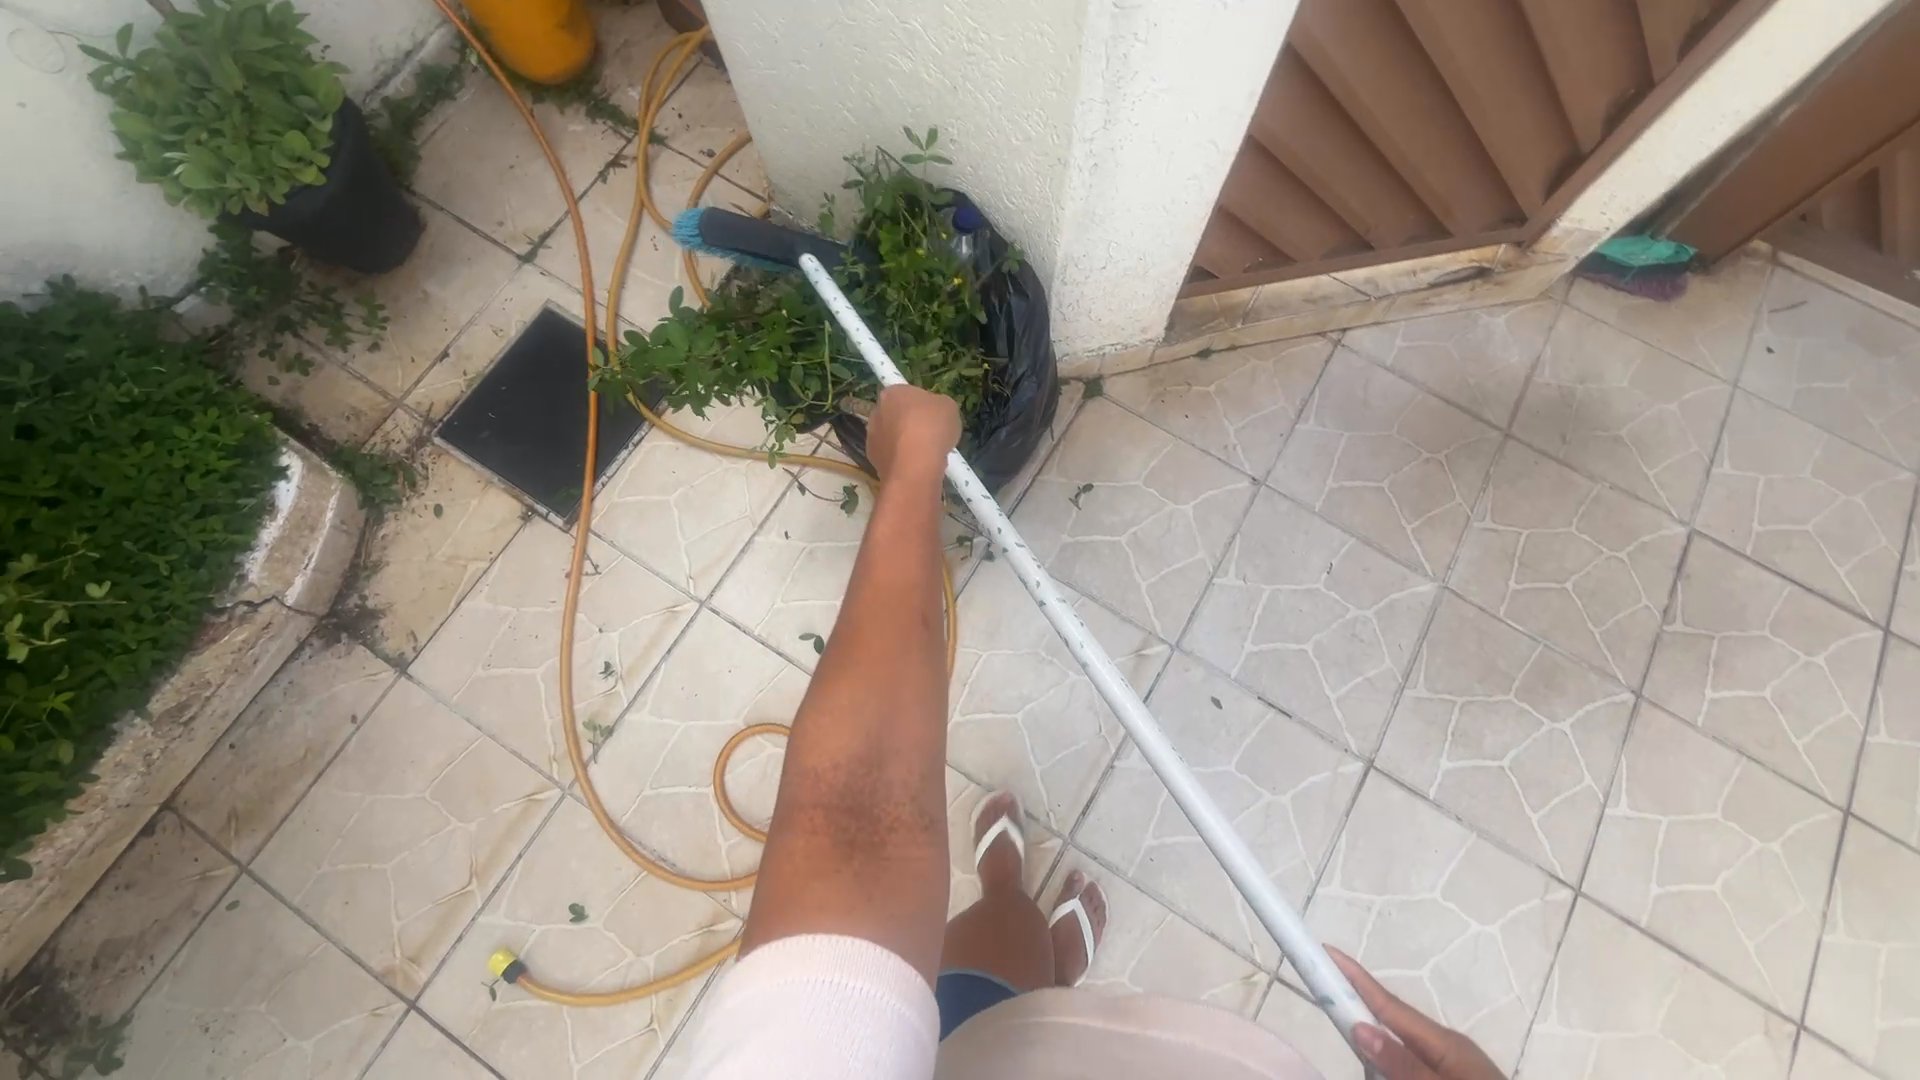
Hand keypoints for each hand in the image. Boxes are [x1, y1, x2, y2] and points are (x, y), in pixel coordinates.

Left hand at [864, 384, 958, 481]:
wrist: (916, 466)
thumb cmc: (932, 428)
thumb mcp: (949, 407)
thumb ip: (938, 406)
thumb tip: (935, 413)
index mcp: (892, 392)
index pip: (906, 394)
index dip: (921, 405)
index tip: (933, 416)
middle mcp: (876, 412)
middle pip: (897, 416)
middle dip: (911, 424)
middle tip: (931, 434)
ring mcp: (871, 438)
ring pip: (893, 438)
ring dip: (906, 444)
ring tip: (928, 455)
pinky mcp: (873, 461)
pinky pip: (893, 457)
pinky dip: (903, 461)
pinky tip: (919, 467)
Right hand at [1329, 948, 1506, 1079]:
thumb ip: (1403, 1065)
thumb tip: (1359, 1027)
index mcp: (1445, 1044)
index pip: (1388, 1003)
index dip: (1354, 976)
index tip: (1325, 949)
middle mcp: (1447, 1050)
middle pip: (1391, 1026)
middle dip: (1361, 1020)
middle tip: (1330, 1008)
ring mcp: (1453, 1067)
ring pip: (1401, 1053)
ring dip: (1382, 1061)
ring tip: (1368, 1058)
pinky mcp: (1454, 1077)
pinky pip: (1415, 1068)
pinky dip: (1397, 1071)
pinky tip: (1388, 1073)